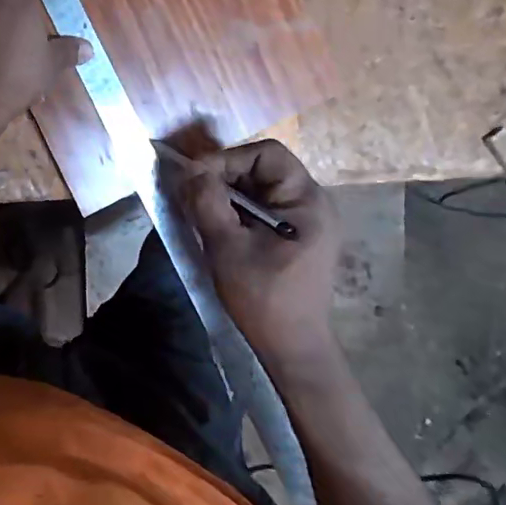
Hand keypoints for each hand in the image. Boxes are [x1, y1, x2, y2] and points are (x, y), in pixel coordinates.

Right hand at [181, 140, 341, 364]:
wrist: (293, 350)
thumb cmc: (263, 298)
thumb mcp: (227, 247)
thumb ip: (207, 202)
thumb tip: (191, 169)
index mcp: (307, 200)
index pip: (266, 154)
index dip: (228, 159)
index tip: (197, 179)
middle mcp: (314, 202)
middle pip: (264, 168)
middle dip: (225, 177)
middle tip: (194, 195)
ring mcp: (309, 221)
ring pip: (262, 189)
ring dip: (230, 195)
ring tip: (202, 212)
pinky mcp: (299, 238)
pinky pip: (265, 209)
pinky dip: (240, 211)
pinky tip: (220, 227)